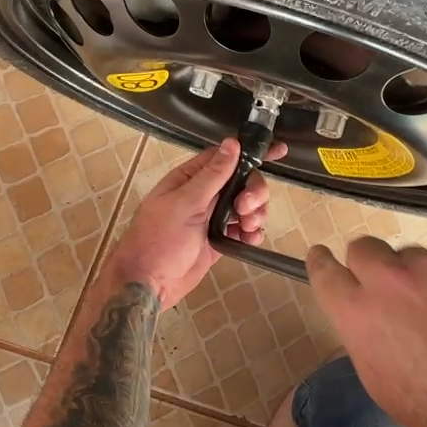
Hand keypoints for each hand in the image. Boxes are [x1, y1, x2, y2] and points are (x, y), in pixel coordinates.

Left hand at [108, 139, 282, 307]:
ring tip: (248, 227)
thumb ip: (212, 174)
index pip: (225, 157)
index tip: (278, 151)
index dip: (251, 154)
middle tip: (247, 208)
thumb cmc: (159, 239)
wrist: (148, 283)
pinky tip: (249, 238)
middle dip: (253, 192)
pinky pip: (243, 230)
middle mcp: (203, 195)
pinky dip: (252, 232)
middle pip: (242, 182)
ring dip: (255, 213)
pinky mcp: (219, 240)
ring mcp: (212, 218)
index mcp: (190, 179)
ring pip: (246, 206)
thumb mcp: (185, 202)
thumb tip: (231, 144)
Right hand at [305, 238, 426, 426]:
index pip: (325, 272)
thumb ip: (368, 339)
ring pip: (418, 258)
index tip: (322, 256)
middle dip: (375, 265)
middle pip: (366, 249)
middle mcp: (391, 281)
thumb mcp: (388, 387)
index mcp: (359, 317)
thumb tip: (371, 321)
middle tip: (398, 290)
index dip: (323, 263)